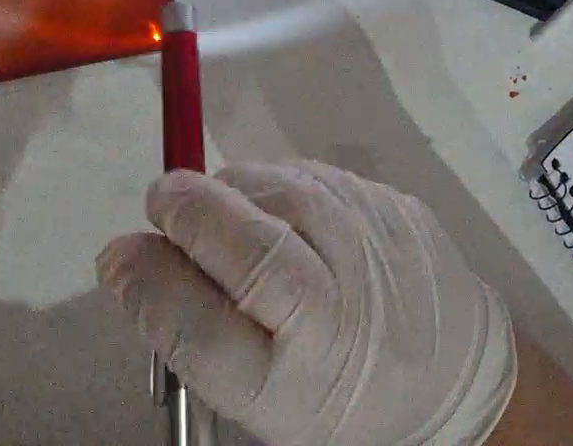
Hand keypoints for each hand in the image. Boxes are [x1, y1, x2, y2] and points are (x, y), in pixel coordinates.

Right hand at [98, 162, 517, 445]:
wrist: (453, 370)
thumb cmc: (341, 393)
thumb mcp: (262, 394)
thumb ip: (196, 329)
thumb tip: (130, 256)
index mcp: (299, 386)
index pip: (203, 333)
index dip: (151, 286)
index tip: (118, 254)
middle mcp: (342, 312)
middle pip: (253, 249)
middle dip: (191, 212)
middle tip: (160, 201)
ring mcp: (377, 250)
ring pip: (284, 193)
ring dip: (233, 188)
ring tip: (216, 203)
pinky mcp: (396, 206)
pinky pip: (318, 176)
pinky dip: (278, 182)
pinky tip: (273, 202)